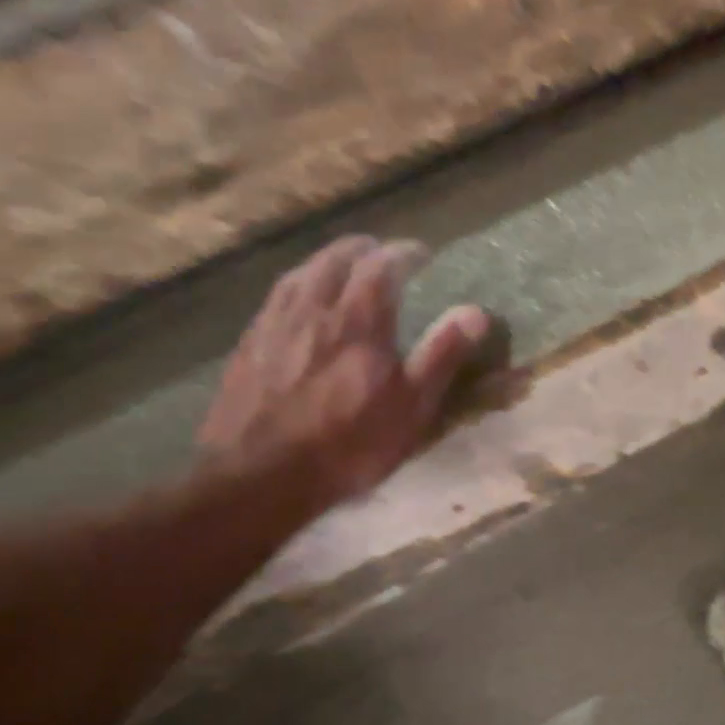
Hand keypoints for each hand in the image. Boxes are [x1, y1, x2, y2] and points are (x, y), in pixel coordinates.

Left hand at [198, 235, 490, 507]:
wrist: (262, 476)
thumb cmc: (351, 443)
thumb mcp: (413, 404)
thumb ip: (443, 354)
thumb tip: (476, 311)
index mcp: (357, 324)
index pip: (380, 269)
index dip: (402, 254)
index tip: (422, 252)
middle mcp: (312, 314)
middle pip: (332, 264)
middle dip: (358, 250)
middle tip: (378, 249)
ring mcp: (273, 329)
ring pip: (297, 277)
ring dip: (322, 262)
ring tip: (337, 264)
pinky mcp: (248, 349)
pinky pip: (273, 302)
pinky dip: (294, 288)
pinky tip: (297, 302)